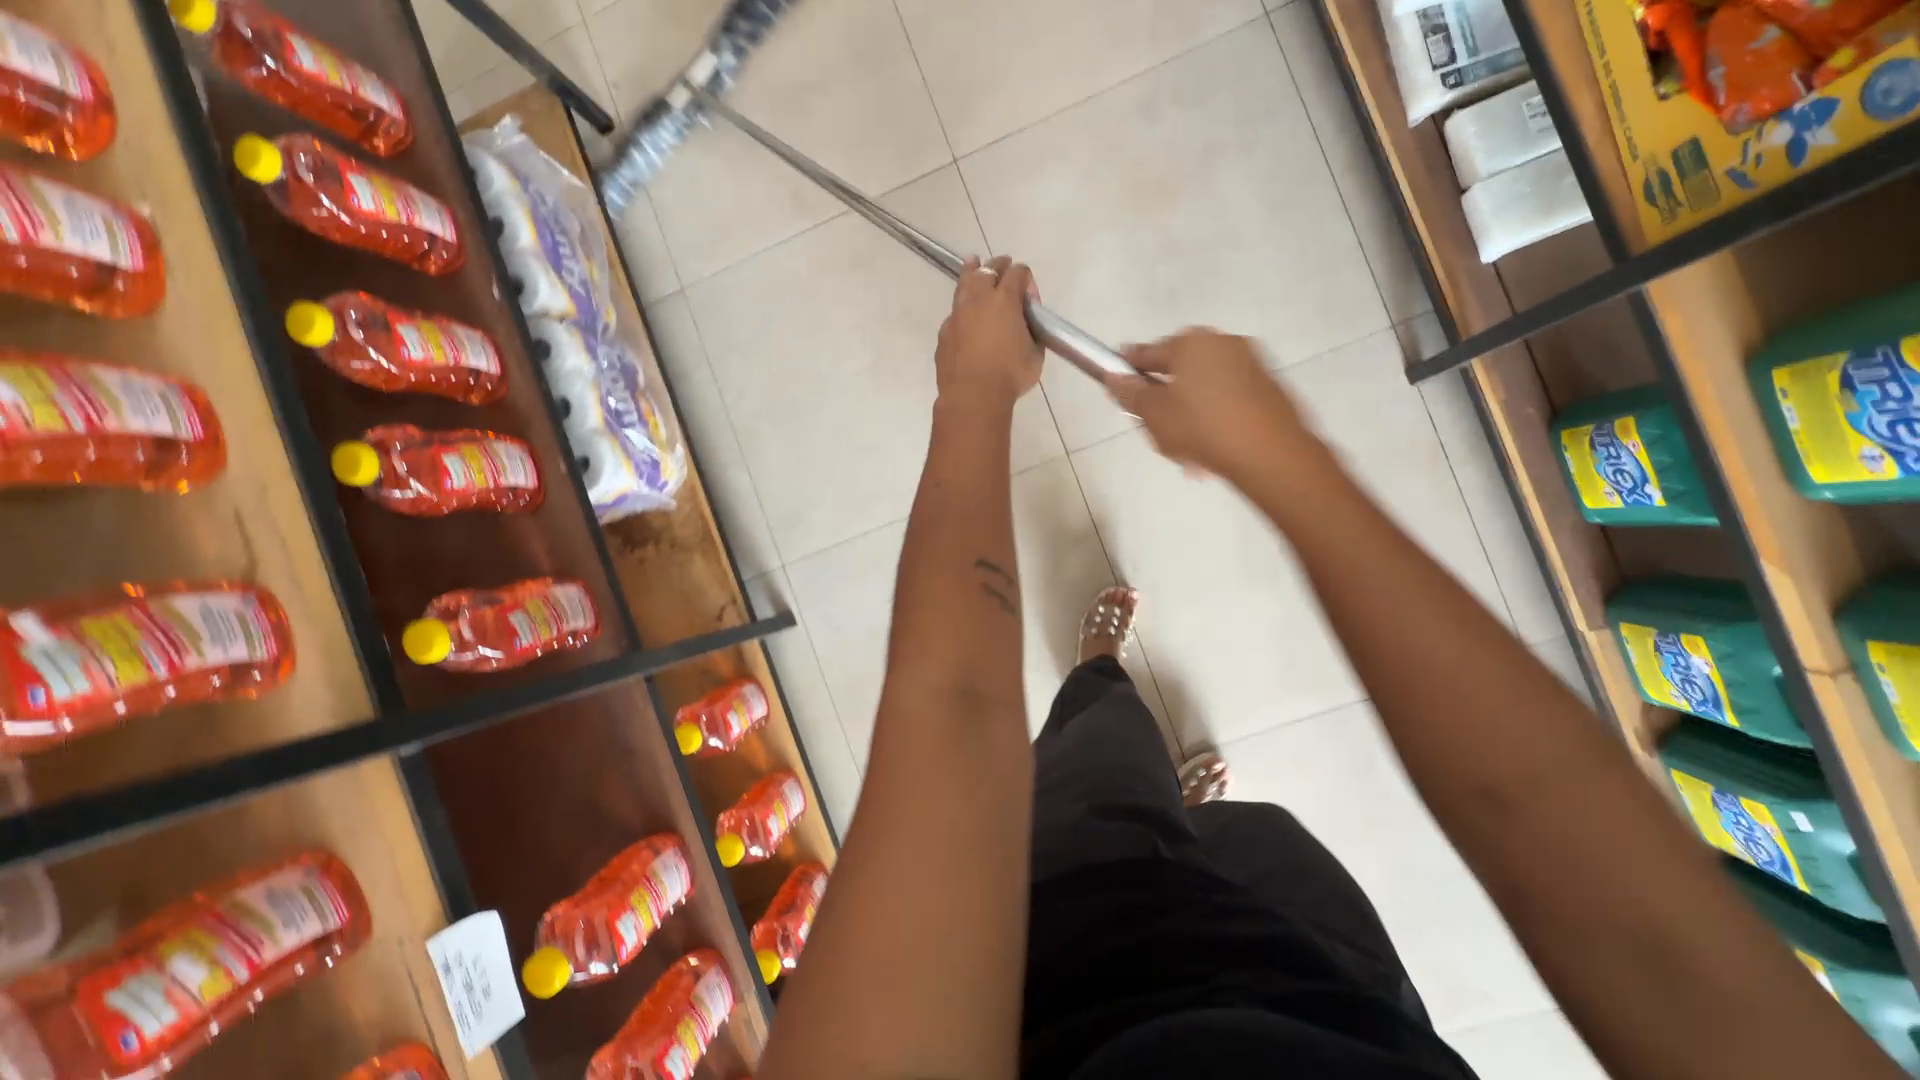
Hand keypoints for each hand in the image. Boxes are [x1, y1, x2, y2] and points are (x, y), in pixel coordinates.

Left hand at [934, 255, 1042, 410]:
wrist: (972, 396)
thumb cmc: (1010, 375)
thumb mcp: (1035, 355)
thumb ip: (1032, 334)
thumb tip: (1027, 330)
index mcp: (1005, 300)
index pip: (1018, 273)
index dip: (1027, 281)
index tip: (1031, 301)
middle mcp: (979, 299)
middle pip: (989, 270)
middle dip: (999, 266)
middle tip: (1005, 266)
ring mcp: (958, 314)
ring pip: (964, 283)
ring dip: (972, 271)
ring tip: (973, 263)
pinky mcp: (945, 332)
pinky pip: (954, 313)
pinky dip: (962, 309)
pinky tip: (965, 317)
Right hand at [1105, 329, 1319, 482]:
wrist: (1270, 453)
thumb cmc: (1202, 429)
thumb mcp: (1154, 415)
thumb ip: (1131, 393)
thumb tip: (1115, 376)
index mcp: (1190, 343)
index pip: (1147, 353)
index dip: (1128, 369)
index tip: (1116, 380)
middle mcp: (1222, 343)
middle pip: (1180, 370)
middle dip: (1165, 396)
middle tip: (1156, 426)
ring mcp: (1250, 363)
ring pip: (1206, 388)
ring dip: (1191, 412)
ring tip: (1186, 449)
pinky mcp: (1270, 387)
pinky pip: (1230, 400)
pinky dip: (1216, 418)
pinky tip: (1211, 450)